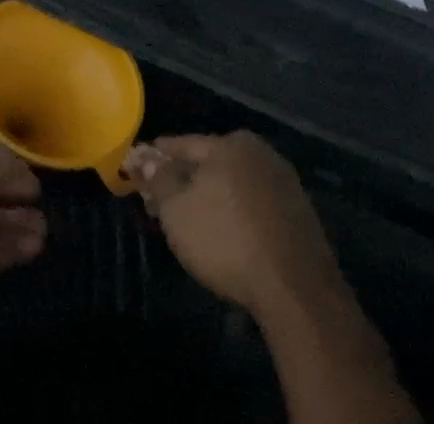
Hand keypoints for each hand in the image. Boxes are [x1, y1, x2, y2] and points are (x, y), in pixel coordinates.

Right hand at [125, 131, 340, 320]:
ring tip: (186, 219)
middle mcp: (261, 154)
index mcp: (231, 145)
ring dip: (207, 196)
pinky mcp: (298, 213)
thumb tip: (146, 157)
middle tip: (157, 200)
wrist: (295, 289)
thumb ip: (159, 179)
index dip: (154, 158)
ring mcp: (284, 183)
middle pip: (208, 163)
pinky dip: (232, 210)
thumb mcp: (176, 210)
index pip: (181, 144)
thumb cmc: (226, 240)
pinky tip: (221, 230)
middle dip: (181, 179)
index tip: (135, 168)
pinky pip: (253, 202)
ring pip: (231, 183)